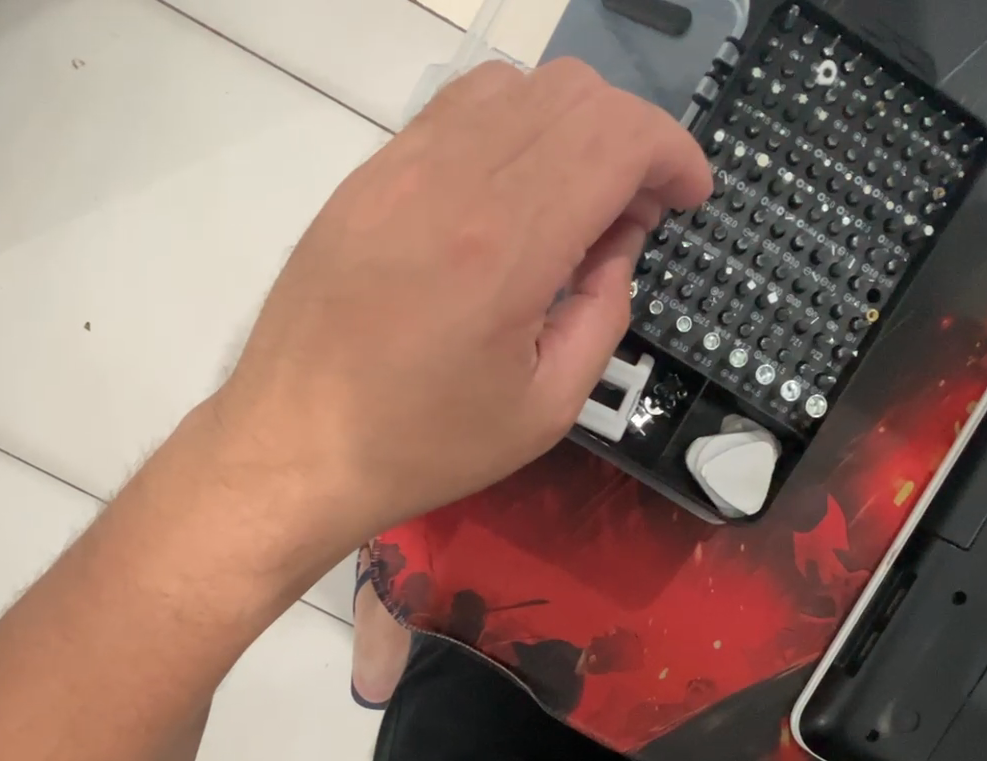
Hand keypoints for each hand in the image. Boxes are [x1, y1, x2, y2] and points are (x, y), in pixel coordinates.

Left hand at [203, 59, 710, 546]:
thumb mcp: (545, 408)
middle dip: (633, 137)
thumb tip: (618, 242)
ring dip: (571, 126)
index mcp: (507, 246)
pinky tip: (512, 193)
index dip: (673, 153)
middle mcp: (452, 181)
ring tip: (576, 197)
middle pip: (574, 95)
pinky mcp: (365, 177)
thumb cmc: (426, 445)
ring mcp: (398, 168)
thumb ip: (602, 313)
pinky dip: (510, 130)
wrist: (298, 447)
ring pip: (515, 86)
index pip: (617, 137)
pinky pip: (455, 111)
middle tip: (638, 208)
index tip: (689, 197)